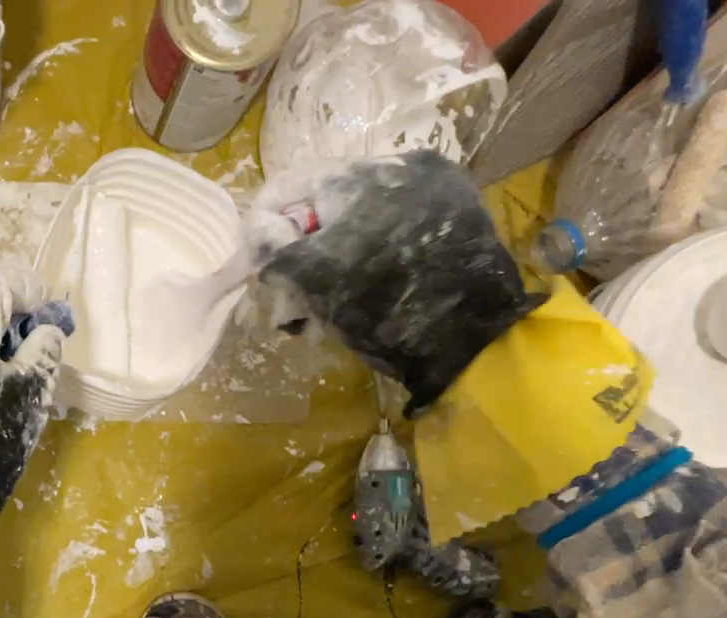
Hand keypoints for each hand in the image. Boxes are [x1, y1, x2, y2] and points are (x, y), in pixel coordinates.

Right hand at [250, 151, 543, 416]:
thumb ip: (274, 247)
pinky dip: (360, 267)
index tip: (258, 272)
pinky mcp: (449, 222)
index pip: (288, 185)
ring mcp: (429, 194)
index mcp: (361, 173)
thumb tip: (256, 232)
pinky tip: (355, 302)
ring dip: (322, 269)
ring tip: (315, 315)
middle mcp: (398, 169)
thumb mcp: (313, 275)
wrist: (469, 339)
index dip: (262, 229)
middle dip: (294, 256)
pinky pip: (385, 237)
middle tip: (287, 303)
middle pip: (320, 206)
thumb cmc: (381, 302)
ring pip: (351, 225)